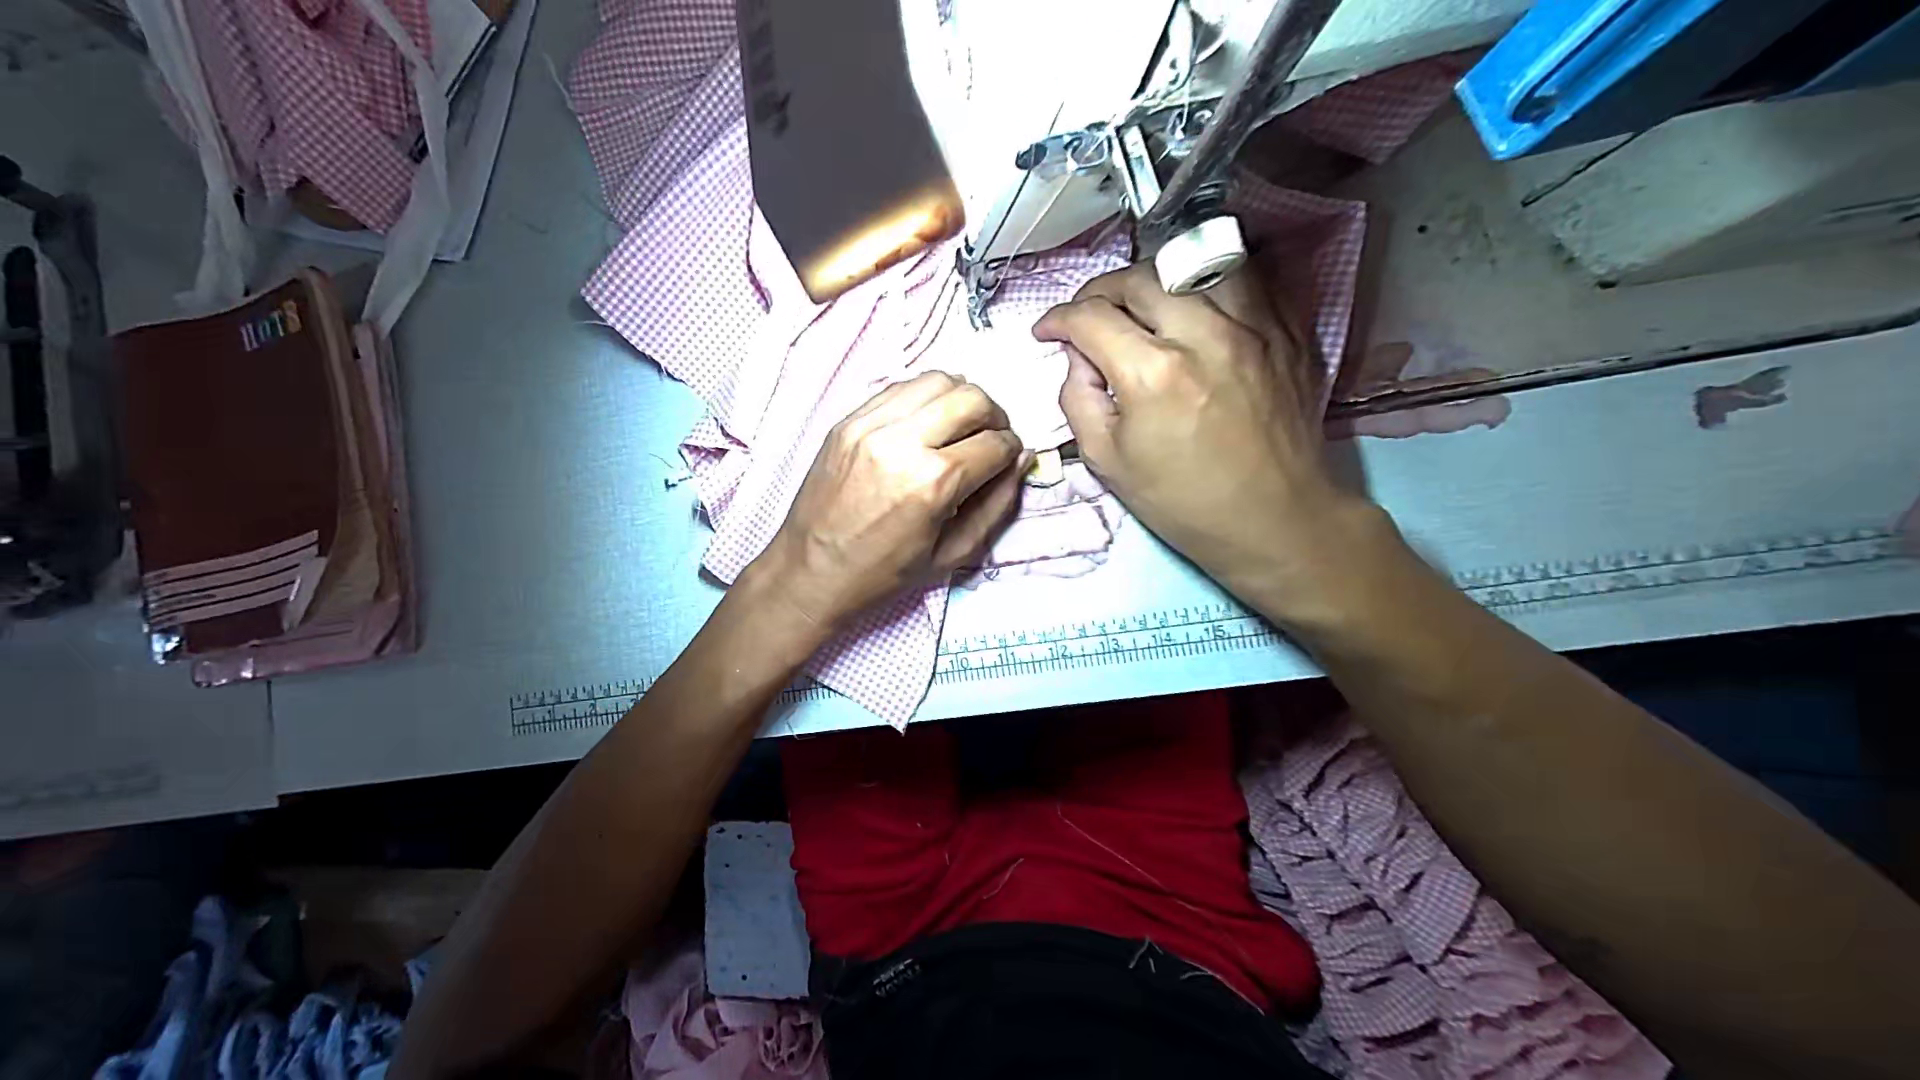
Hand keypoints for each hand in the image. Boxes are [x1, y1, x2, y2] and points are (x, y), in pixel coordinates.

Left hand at [749, 372, 1027, 633]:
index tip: (1006, 459)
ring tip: (960, 426)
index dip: (1011, 450)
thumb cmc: (883, 574)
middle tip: (989, 438)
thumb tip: (1022, 458)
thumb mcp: (953, 554)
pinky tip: (926, 423)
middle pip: (971, 398)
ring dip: (961, 398)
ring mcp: (869, 426)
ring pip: (937, 380)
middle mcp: (902, 443)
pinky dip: (924, 397)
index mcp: (932, 484)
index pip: (994, 442)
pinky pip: (899, 387)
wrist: (810, 572)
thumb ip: (997, 504)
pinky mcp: (847, 421)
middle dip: (994, 416)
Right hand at [1033, 263, 1382, 614]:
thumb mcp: (1107, 461)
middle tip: (1090, 317)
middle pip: (1140, 278)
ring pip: (1196, 263)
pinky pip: (1248, 280)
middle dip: (1100, 291)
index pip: (1090, 316)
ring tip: (1145, 303)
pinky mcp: (1289, 333)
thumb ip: (1078, 398)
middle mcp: (1205, 334)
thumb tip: (1078, 356)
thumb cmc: (1183, 502)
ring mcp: (1256, 327)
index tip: (1048, 331)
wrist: (1274, 521)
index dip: (1058, 318)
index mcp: (1153, 374)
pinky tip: (1197, 306)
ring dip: (1157, 278)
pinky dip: (1210, 284)